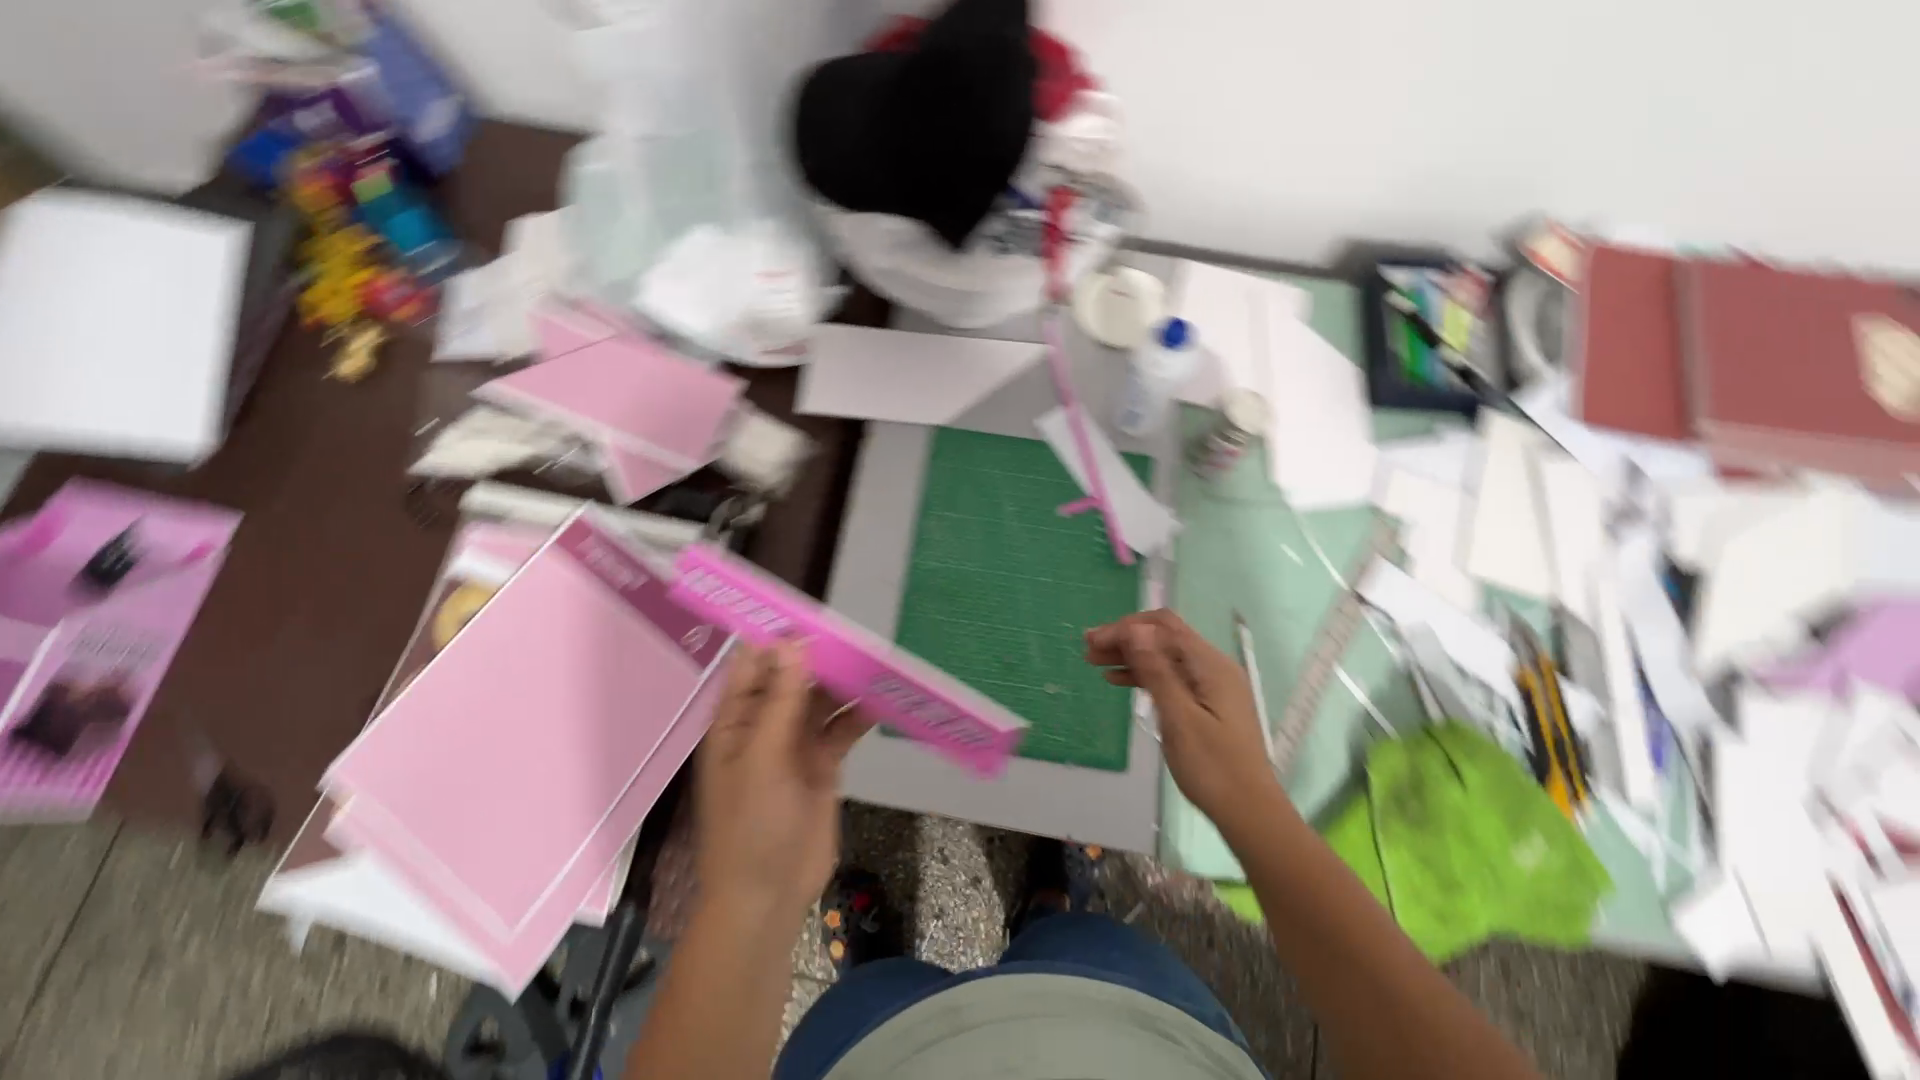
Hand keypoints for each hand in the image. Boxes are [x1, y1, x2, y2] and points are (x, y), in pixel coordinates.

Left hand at [696, 641, 875, 916]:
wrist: (768, 895)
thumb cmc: (751, 825)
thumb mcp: (762, 759)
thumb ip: (781, 702)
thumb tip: (794, 645)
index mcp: (734, 721)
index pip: (753, 667)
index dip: (777, 640)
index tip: (811, 616)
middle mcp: (763, 726)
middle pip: (791, 680)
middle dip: (818, 659)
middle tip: (854, 636)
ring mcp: (793, 746)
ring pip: (819, 702)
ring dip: (842, 684)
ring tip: (872, 661)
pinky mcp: (822, 765)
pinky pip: (840, 730)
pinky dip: (858, 715)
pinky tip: (880, 701)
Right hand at [1085, 610, 1290, 830]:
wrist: (1249, 811)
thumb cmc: (1212, 767)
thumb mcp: (1178, 718)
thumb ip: (1157, 671)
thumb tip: (1135, 629)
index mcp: (1210, 666)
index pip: (1163, 628)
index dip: (1126, 628)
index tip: (1093, 642)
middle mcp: (1214, 668)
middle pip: (1165, 638)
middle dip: (1126, 639)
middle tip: (1088, 650)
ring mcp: (1213, 686)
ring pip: (1166, 657)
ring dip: (1132, 656)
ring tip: (1096, 664)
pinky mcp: (1208, 704)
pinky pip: (1173, 677)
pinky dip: (1146, 675)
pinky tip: (1120, 681)